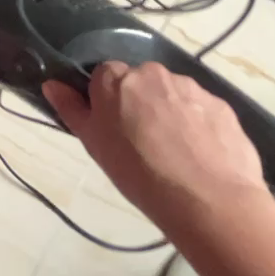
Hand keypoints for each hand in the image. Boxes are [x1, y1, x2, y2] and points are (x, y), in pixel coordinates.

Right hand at [43, 61, 270, 228]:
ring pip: (173, 94)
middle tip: (144, 138)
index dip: (108, 99)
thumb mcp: (93, 143)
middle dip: (141, 102)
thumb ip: (71, 108)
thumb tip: (51, 84)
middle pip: (140, 81)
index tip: (114, 124)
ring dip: (171, 112)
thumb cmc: (138, 171)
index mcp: (114, 78)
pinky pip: (203, 109)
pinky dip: (200, 124)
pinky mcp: (223, 106)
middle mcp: (151, 73)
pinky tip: (201, 154)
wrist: (209, 202)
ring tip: (177, 150)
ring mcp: (190, 88)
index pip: (104, 75)